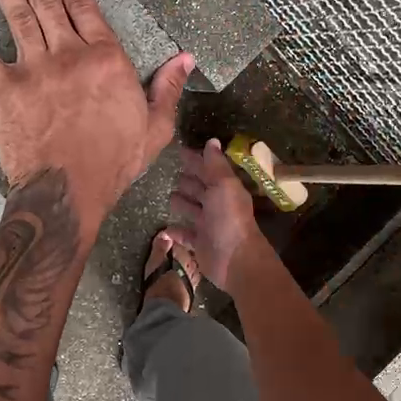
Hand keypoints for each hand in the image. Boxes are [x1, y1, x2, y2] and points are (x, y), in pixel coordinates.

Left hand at [0, 0, 195, 226]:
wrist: (68, 191)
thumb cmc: (112, 163)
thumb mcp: (155, 128)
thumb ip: (167, 88)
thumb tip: (185, 59)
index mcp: (107, 59)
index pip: (86, 7)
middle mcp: (70, 55)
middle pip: (48, 3)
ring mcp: (36, 70)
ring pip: (18, 19)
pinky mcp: (7, 90)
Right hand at [168, 138, 269, 288]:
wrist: (235, 259)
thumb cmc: (229, 218)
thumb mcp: (223, 185)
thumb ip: (215, 164)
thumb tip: (211, 140)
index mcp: (223, 188)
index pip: (207, 169)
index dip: (195, 160)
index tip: (179, 151)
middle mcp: (216, 204)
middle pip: (198, 188)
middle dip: (187, 180)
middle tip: (170, 172)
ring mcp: (207, 224)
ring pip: (190, 209)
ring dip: (181, 203)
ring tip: (167, 196)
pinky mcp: (199, 243)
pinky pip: (184, 234)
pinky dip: (176, 230)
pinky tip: (166, 227)